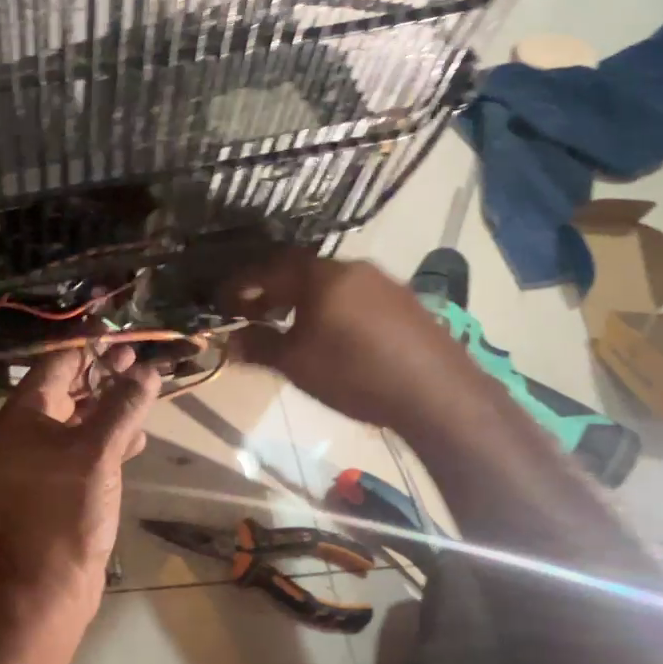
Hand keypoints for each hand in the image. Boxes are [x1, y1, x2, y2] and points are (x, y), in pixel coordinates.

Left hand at [0, 346, 160, 603]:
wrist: (47, 585)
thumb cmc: (64, 510)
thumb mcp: (97, 452)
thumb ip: (123, 408)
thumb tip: (148, 371)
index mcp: (22, 415)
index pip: (54, 364)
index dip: (87, 346)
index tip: (118, 333)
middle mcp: (25, 431)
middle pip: (65, 388)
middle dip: (101, 373)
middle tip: (137, 359)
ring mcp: (39, 459)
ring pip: (77, 418)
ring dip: (109, 405)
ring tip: (144, 390)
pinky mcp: (57, 483)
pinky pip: (82, 447)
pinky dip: (108, 437)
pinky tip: (138, 437)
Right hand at [228, 251, 498, 434]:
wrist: (439, 395)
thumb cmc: (355, 374)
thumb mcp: (297, 364)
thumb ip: (260, 347)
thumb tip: (230, 341)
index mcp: (319, 275)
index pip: (267, 268)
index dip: (241, 284)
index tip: (223, 302)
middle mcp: (352, 268)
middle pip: (300, 271)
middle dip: (273, 290)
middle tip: (254, 313)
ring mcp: (385, 283)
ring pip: (331, 283)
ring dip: (305, 299)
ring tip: (292, 325)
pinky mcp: (408, 303)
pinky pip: (357, 296)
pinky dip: (334, 308)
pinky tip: (335, 335)